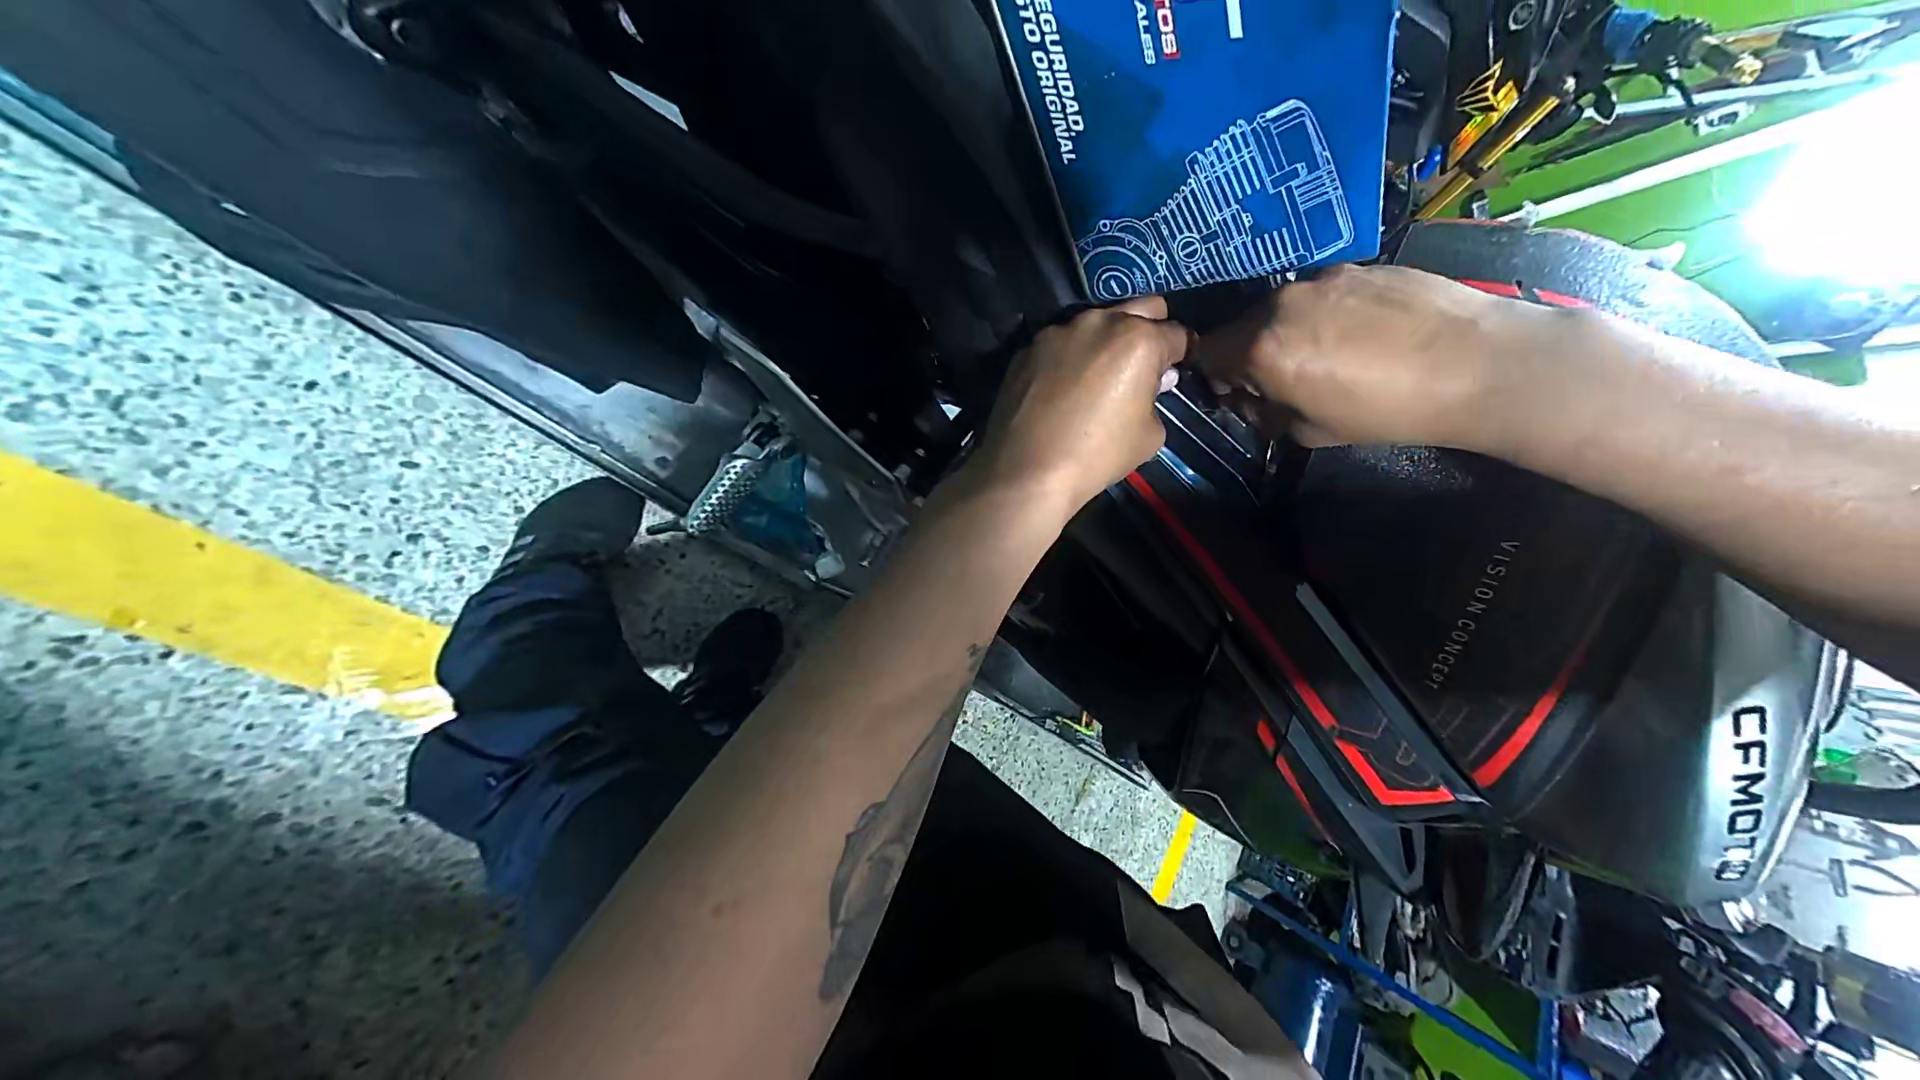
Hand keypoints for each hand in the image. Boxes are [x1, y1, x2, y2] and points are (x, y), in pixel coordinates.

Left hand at [965, 297, 1190, 511]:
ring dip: (1105, 341)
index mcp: (1139, 339)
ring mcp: (1057, 331)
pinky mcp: (1027, 349)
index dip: (1183, 355)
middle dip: (1150, 330)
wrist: (1027, 471)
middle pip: (1141, 308)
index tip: (1176, 371)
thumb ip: (1155, 400)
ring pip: (1095, 323)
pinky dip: (1069, 358)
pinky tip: (1061, 389)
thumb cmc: (1097, 455)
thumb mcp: (1150, 435)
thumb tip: (1147, 390)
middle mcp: (1099, 322)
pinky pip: (1060, 344)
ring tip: (1097, 377)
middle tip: (1142, 365)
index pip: (1178, 335)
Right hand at [1194, 264, 1553, 449]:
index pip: (1207, 354)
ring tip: (1332, 354)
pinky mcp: (1358, 265)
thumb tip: (1253, 400)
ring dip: (1288, 331)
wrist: (1478, 364)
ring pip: (1281, 308)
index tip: (1241, 393)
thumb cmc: (1385, 410)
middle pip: (1241, 327)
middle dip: (1251, 354)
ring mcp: (1322, 278)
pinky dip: (1325, 313)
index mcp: (1261, 347)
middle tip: (1286, 378)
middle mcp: (1281, 303)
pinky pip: (1320, 292)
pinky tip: (1362, 333)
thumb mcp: (1308, 431)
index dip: (1218, 377)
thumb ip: (1265, 414)